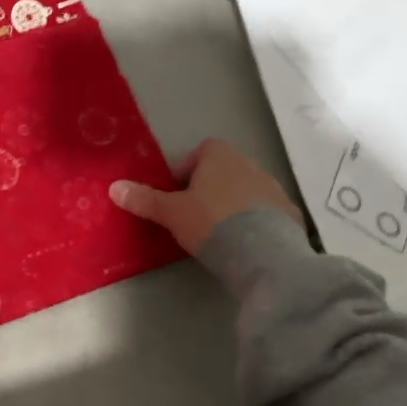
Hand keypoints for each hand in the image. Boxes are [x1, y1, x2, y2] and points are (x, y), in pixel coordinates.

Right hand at [109, 138, 304, 254]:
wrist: (263, 255)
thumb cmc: (211, 223)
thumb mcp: (171, 213)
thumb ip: (144, 199)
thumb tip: (114, 188)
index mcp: (220, 156)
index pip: (203, 150)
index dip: (189, 169)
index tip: (179, 193)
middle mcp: (250, 166)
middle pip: (226, 170)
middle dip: (212, 188)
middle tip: (195, 214)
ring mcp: (275, 190)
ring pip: (248, 191)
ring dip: (235, 204)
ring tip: (221, 233)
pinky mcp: (291, 216)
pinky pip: (268, 213)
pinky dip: (257, 223)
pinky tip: (246, 246)